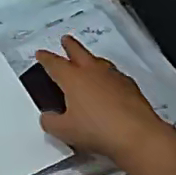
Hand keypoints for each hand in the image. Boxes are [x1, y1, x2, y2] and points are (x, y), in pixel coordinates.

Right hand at [35, 36, 175, 165]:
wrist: (135, 134)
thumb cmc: (96, 129)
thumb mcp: (63, 131)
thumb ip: (50, 122)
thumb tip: (48, 117)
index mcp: (73, 79)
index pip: (55, 64)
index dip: (45, 58)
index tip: (41, 54)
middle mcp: (93, 72)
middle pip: (79, 52)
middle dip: (70, 46)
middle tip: (66, 40)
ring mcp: (113, 77)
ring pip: (99, 61)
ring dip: (90, 59)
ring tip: (86, 61)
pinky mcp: (129, 86)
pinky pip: (114, 75)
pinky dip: (106, 76)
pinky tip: (107, 85)